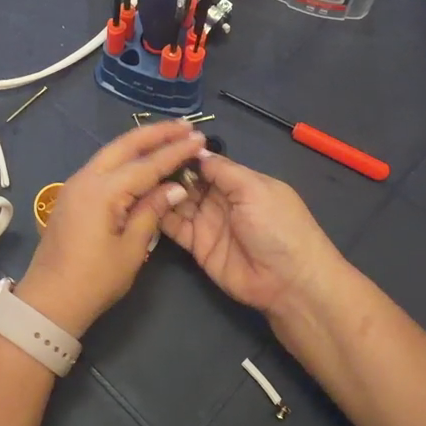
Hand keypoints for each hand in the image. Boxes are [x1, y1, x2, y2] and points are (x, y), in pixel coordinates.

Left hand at [16, 120, 204, 336]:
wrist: (49, 301)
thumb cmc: (94, 280)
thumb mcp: (132, 249)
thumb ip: (152, 211)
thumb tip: (175, 186)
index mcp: (102, 191)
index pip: (146, 164)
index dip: (175, 151)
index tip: (199, 139)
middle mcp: (86, 178)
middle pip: (125, 145)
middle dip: (156, 133)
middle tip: (185, 126)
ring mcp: (75, 185)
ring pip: (111, 152)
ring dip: (140, 143)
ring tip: (169, 136)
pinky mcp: (72, 195)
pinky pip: (103, 166)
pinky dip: (126, 157)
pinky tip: (142, 159)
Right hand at [159, 152, 345, 316]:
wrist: (288, 282)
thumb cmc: (279, 227)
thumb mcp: (255, 190)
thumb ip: (224, 170)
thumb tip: (197, 150)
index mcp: (240, 182)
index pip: (207, 162)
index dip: (186, 154)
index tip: (160, 143)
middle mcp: (221, 199)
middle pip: (189, 180)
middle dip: (169, 170)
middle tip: (141, 161)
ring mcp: (208, 222)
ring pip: (178, 200)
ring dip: (161, 190)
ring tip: (136, 179)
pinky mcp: (197, 245)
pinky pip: (174, 226)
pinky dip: (159, 214)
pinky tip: (143, 202)